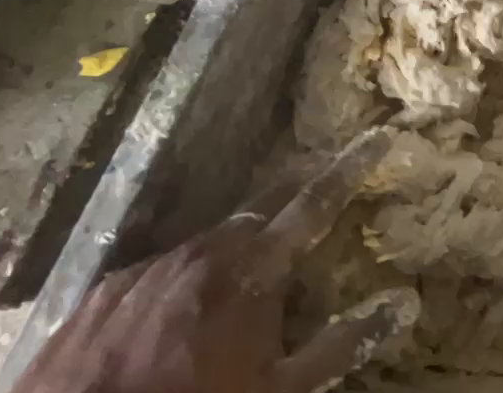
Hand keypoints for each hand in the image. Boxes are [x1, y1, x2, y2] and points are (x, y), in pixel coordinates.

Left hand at [13, 128, 417, 392]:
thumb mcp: (279, 390)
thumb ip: (340, 344)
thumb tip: (403, 302)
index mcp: (252, 270)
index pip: (315, 203)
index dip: (350, 168)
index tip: (379, 136)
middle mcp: (201, 253)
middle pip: (261, 207)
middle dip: (295, 192)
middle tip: (319, 184)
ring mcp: (145, 270)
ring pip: (208, 240)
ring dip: (238, 241)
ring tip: (249, 261)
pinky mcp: (99, 296)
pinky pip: (158, 270)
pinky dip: (183, 275)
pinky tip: (180, 304)